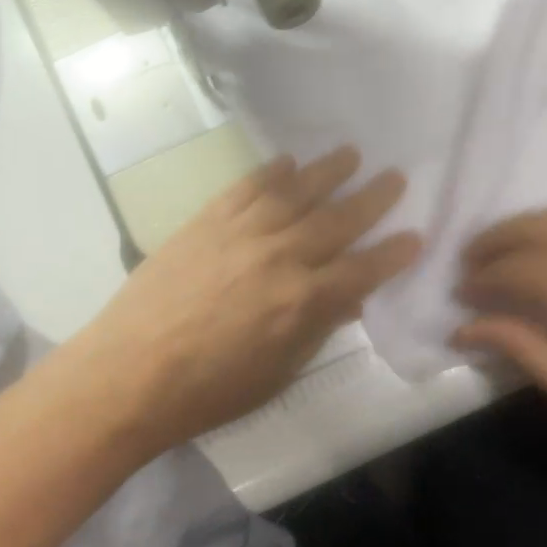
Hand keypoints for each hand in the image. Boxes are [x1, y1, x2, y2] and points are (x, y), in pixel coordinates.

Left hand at [55, 147, 420, 456]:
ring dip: (328, 171)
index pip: (364, 270)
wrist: (130, 374)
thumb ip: (316, 331)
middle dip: (372, 199)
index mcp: (304, 301)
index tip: (416, 236)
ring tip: (351, 154)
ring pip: (296, 192)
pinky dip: (271, 172)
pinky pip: (247, 187)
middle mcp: (281, 257)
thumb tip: (349, 302)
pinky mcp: (205, 223)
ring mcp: (241, 233)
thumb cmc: (210, 392)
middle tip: (396, 178)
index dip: (394, 254)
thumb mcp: (278, 374)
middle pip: (338, 220)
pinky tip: (288, 163)